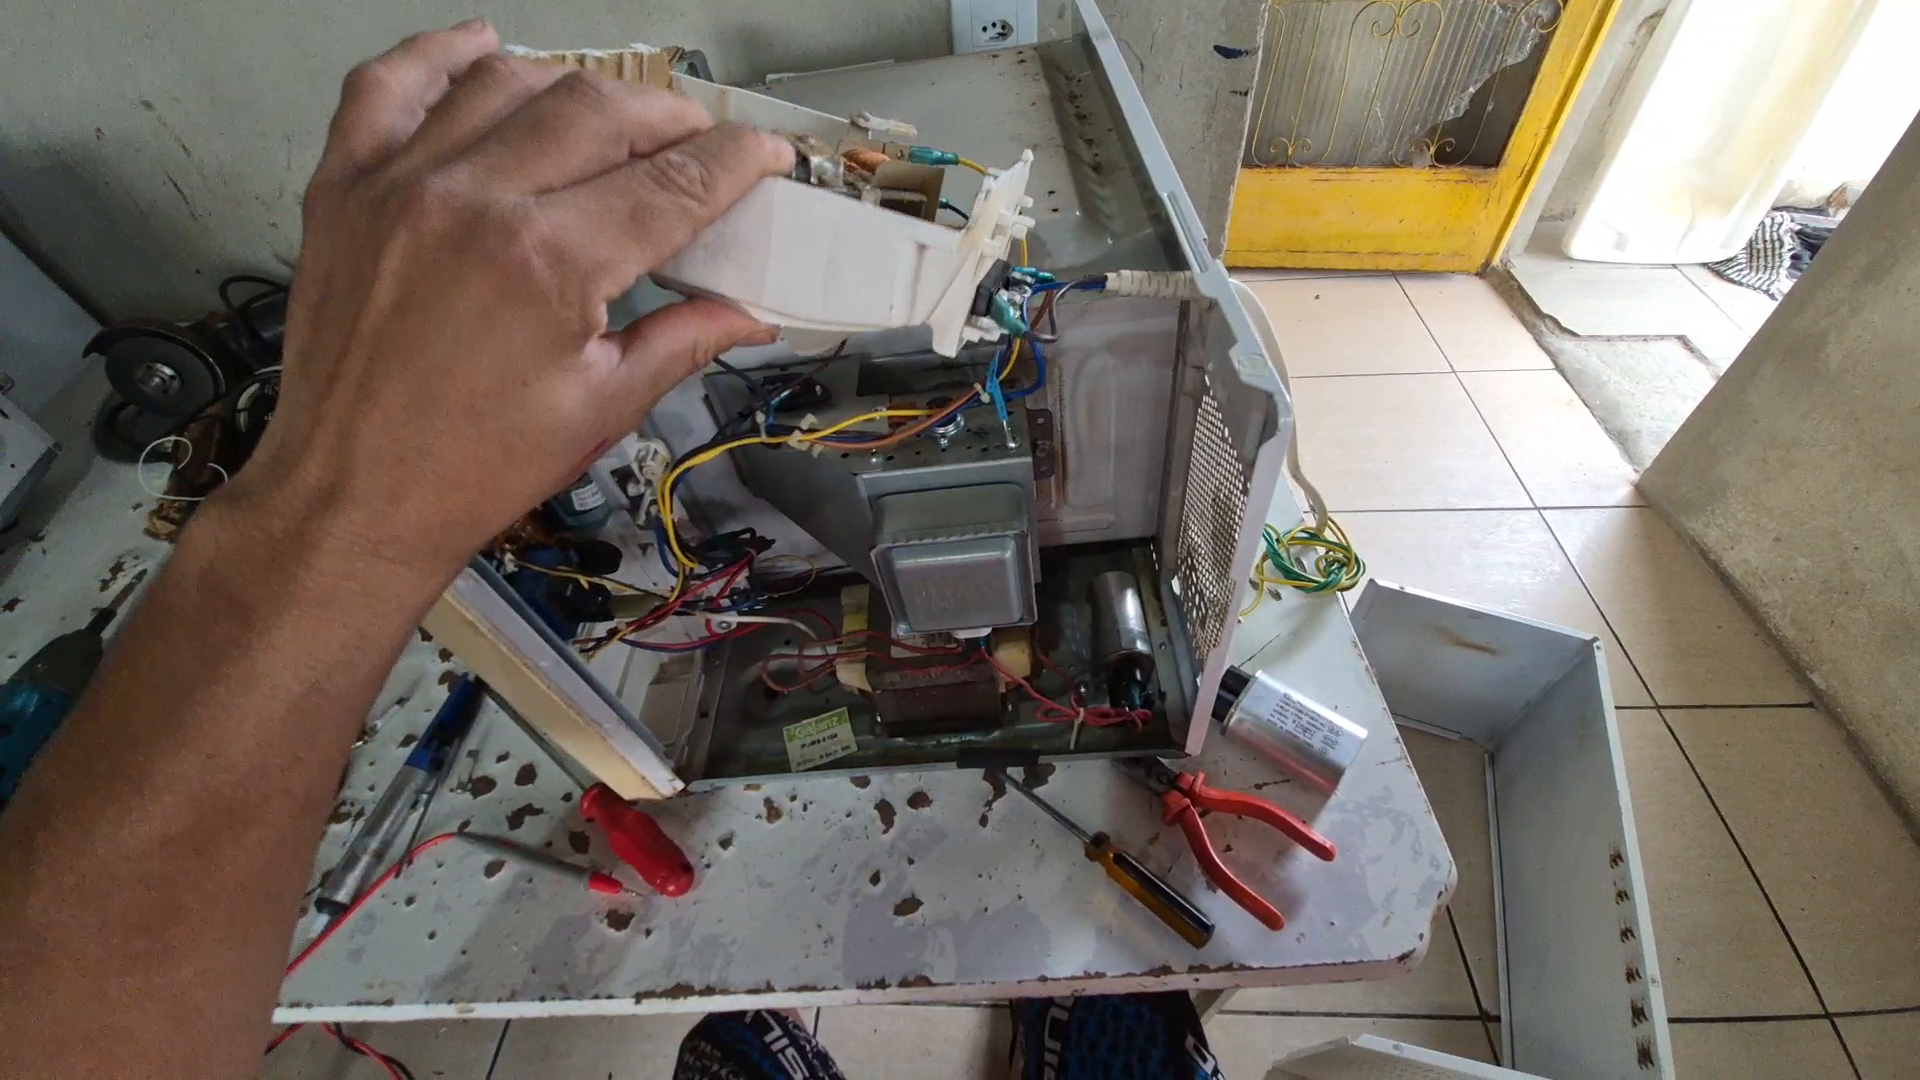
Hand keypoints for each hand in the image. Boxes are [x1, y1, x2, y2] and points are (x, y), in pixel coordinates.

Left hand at [223, 20, 792, 580]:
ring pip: (509, 85)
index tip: (770, 151)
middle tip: (706, 139)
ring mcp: (399, 180)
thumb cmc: (491, 462)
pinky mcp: (344, 185)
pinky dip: (445, 55)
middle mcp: (478, 199)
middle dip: (669, 117)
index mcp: (553, 263)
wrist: (358, 492)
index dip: (734, 162)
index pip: (670, 187)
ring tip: (623, 114)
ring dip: (582, 87)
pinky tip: (489, 47)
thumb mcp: (606, 405)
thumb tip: (754, 316)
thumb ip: (684, 340)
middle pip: (598, 113)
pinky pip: (390, 83)